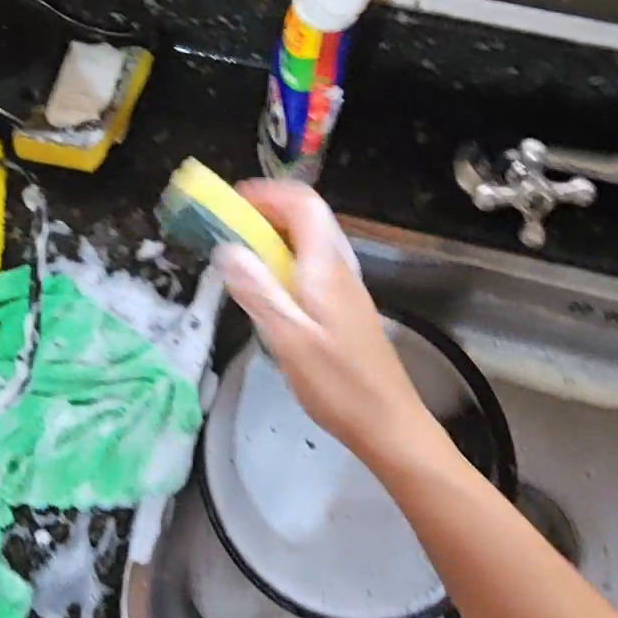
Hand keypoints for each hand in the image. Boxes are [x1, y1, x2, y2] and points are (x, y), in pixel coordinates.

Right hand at [213, 180, 436, 462]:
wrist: (390, 424)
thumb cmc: (340, 384)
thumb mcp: (289, 339)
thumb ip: (258, 290)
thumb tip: (227, 249)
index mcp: (326, 267)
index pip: (304, 204)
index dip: (269, 193)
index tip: (234, 202)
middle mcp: (340, 269)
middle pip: (308, 218)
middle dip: (268, 211)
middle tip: (231, 228)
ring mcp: (347, 288)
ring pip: (311, 242)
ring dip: (276, 237)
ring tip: (243, 255)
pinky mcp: (346, 308)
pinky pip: (314, 266)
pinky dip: (286, 262)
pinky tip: (270, 291)